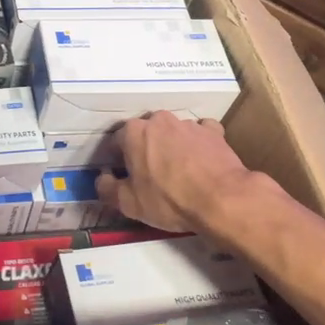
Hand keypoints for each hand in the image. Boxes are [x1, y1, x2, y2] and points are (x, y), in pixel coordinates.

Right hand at [96, 111, 260, 234]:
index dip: (118, 161)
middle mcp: (158, 120)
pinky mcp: (213, 132)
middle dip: (145, 150)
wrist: (222, 199)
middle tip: (152, 176)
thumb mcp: (130, 204)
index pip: (116, 142)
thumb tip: (102, 178)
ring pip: (173, 133)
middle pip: (145, 134)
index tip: (124, 177)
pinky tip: (203, 161)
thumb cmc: (170, 200)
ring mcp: (187, 124)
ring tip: (181, 173)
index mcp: (133, 132)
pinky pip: (201, 134)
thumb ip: (108, 189)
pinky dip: (199, 144)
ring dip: (172, 147)